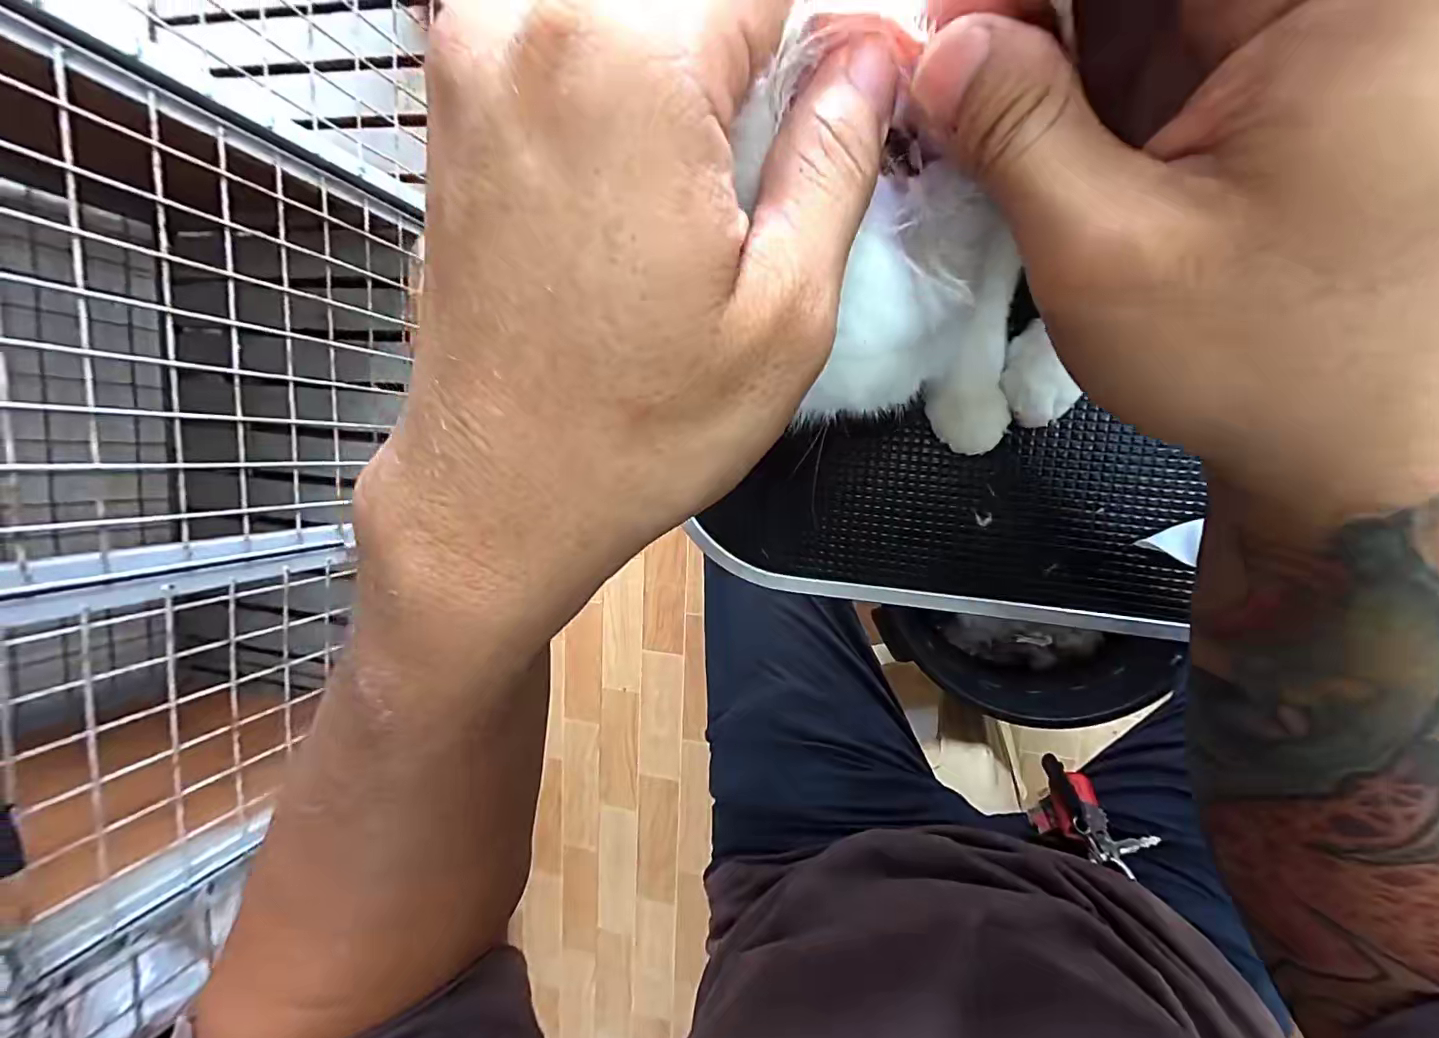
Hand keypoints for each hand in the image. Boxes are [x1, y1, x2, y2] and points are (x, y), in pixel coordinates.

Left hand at [359, 0, 902, 647]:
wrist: (510, 485)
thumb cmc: (658, 420)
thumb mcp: (787, 309)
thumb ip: (834, 160)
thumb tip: (872, 56)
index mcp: (631, 64)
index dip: (840, 16)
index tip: (874, 74)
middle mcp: (530, 18)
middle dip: (776, 33)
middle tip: (822, 118)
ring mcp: (474, 47)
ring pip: (635, 2)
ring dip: (715, 51)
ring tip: (755, 152)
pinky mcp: (459, 95)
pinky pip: (575, 26)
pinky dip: (650, 65)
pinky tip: (685, 151)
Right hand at [913, 0, 1438, 526]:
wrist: (1327, 447)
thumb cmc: (1243, 366)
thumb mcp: (1109, 253)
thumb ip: (1015, 129)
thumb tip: (938, 41)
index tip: (952, 23)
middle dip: (1040, 11)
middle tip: (951, 53)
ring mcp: (1318, 39)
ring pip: (1151, 5)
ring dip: (1054, 39)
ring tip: (972, 85)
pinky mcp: (1275, 92)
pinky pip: (1165, 47)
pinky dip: (1085, 76)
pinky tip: (1022, 109)